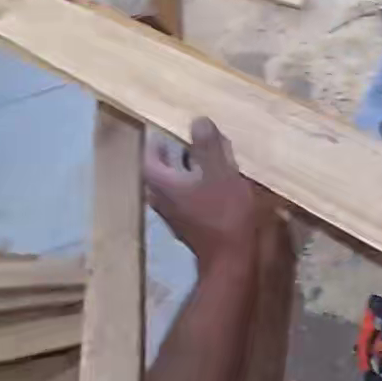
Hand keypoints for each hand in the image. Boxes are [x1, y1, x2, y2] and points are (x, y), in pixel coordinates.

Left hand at [143, 118, 261, 276]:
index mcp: (162, 183)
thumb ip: (208, 145)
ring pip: (176, 183)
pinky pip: (187, 196)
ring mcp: (174, 214)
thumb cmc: (224, 212)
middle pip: (162, 169)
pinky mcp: (189, 224)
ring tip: (210, 155)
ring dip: (189, 168)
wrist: (232, 260)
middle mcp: (161, 199)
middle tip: (195, 138)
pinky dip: (197, 184)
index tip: (173, 126)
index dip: (159, 139)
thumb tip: (197, 120)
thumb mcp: (220, 171)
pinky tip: (218, 181)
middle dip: (176, 152)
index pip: (150, 155)